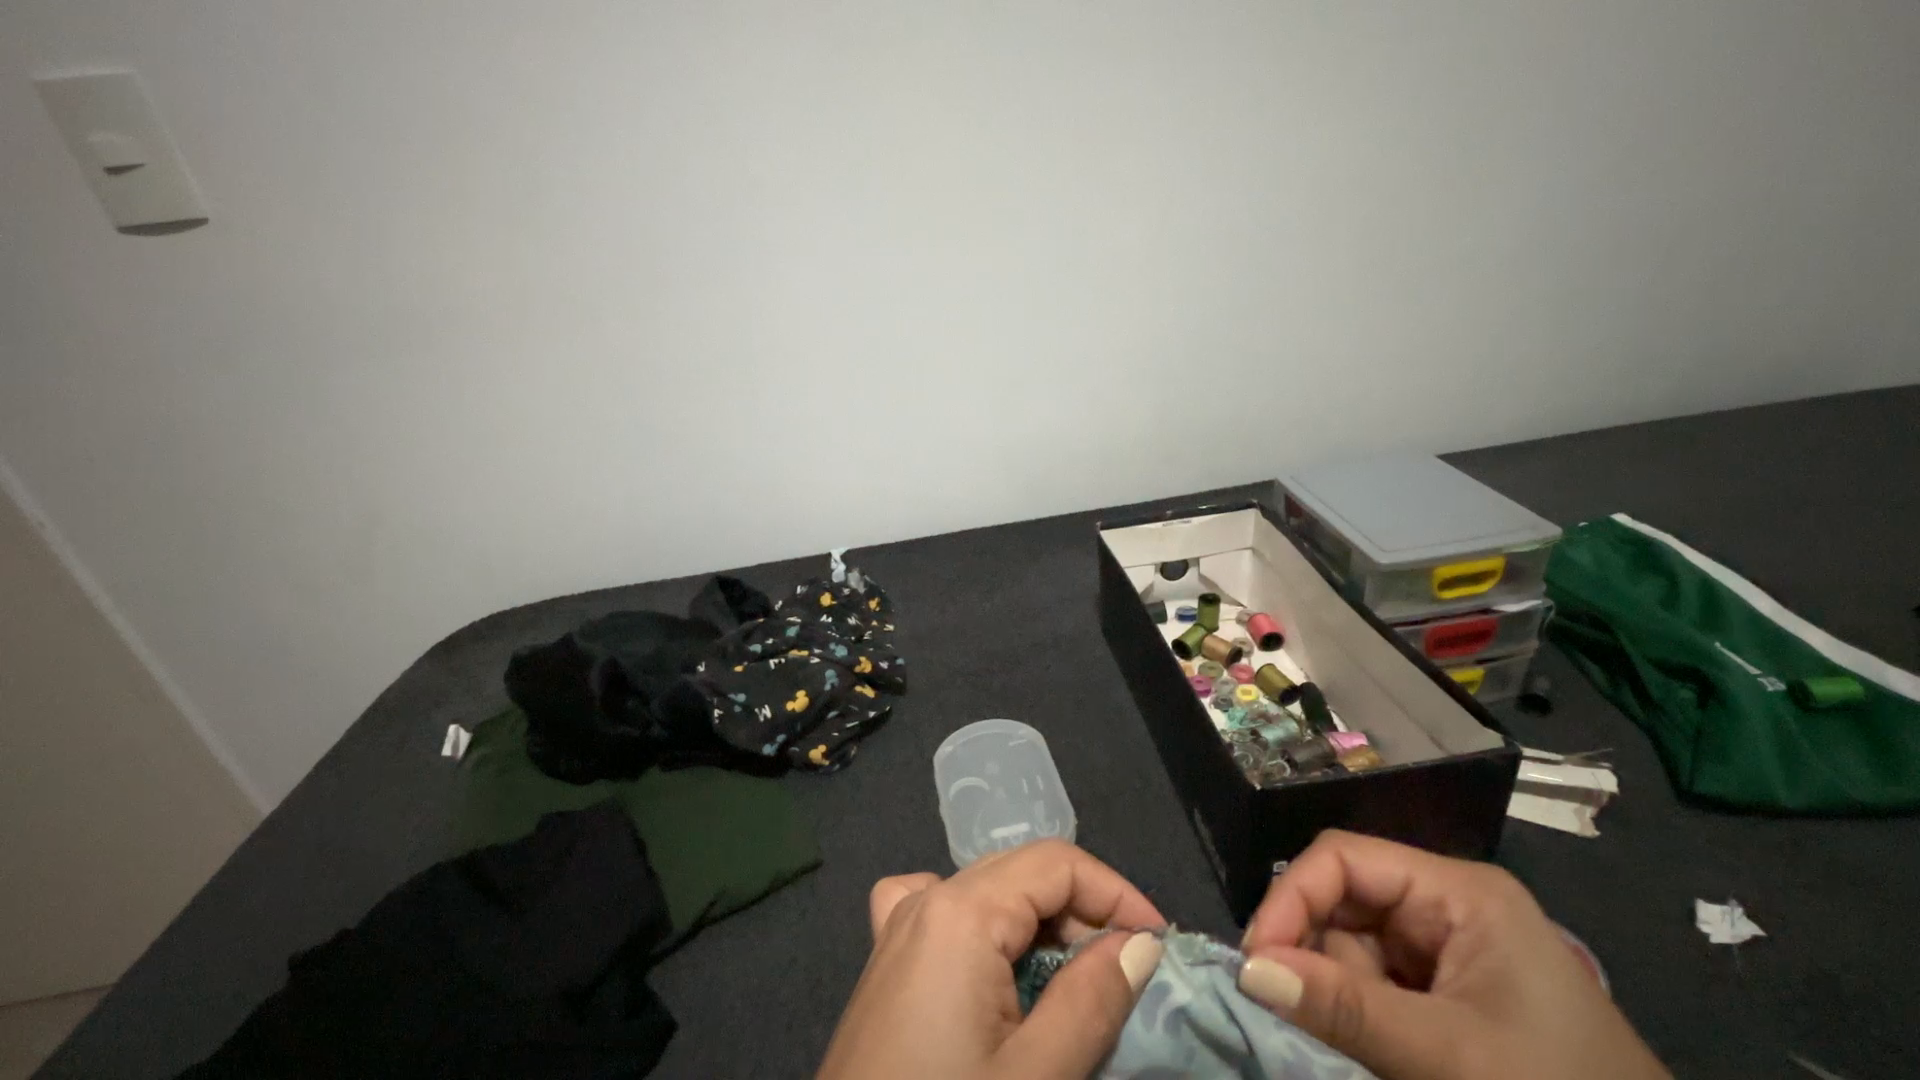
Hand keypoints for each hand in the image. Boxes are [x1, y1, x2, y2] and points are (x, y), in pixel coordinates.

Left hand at [818, 840, 1167, 1079]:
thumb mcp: (1036, 1073)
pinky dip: (984, 923)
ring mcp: (899, 927)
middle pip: (1024, 873)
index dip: (1117, 894)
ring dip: (1041, 925)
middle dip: (1084, 911)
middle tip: (1125, 973)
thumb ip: (1092, 998)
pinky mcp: (887, 960)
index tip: (1159, 946)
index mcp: (960, 910)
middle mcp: (925, 901)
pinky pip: (941, 910)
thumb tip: (1141, 943)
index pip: (1057, 864)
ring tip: (1074, 980)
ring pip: (989, 892)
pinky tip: (993, 962)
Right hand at [1236, 830, 1669, 1079]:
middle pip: (1342, 903)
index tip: (1256, 964)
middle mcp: (1448, 908)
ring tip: (1369, 1050)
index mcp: (1459, 893)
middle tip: (1306, 1019)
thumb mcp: (1448, 1055)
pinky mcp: (1448, 997)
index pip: (1343, 858)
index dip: (1290, 898)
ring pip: (1351, 951)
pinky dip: (1358, 1018)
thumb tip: (1245, 971)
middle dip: (1315, 957)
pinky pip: (1374, 988)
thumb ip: (1344, 1010)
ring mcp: (1448, 954)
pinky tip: (1378, 1053)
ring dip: (1337, 996)